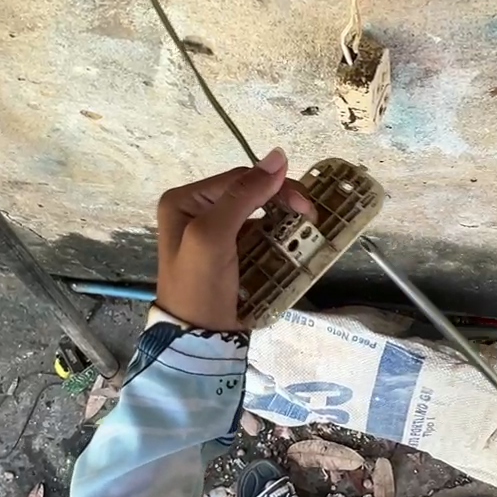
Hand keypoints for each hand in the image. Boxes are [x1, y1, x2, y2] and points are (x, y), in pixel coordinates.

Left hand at [155, 148, 311, 331]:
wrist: (195, 342)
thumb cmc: (199, 286)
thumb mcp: (214, 234)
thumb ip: (244, 195)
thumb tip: (279, 155)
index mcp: (184, 201)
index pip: (238, 179)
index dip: (275, 185)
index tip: (307, 206)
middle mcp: (194, 211)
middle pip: (249, 193)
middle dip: (281, 202)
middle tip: (311, 217)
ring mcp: (211, 233)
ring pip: (257, 213)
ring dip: (282, 219)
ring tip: (305, 229)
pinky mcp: (227, 254)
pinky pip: (257, 235)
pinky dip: (276, 237)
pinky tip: (291, 243)